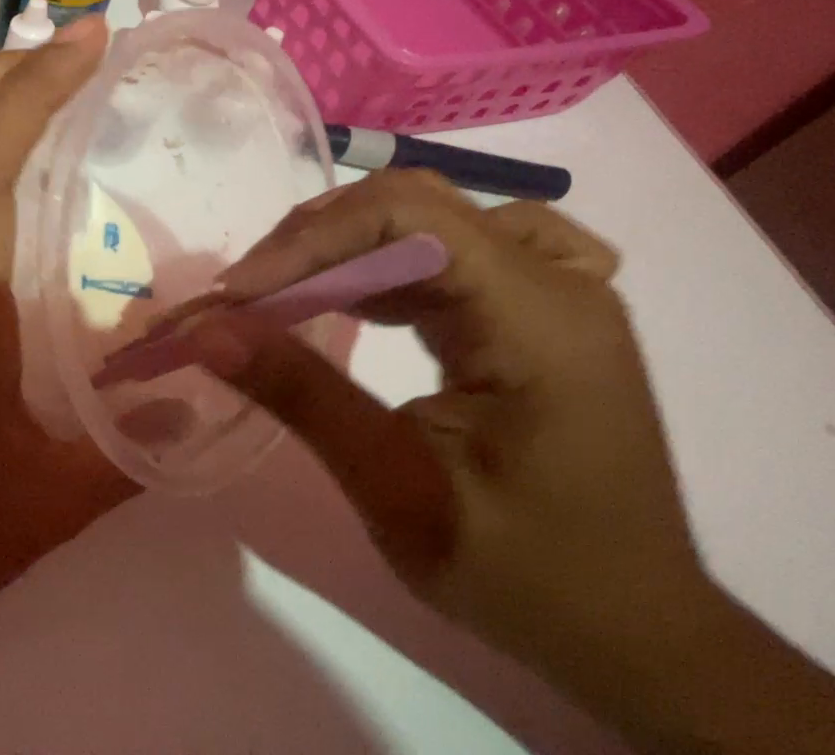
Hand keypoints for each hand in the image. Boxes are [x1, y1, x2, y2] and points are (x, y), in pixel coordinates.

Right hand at [173, 170, 834, 751]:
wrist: (629, 628)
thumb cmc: (520, 569)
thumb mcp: (394, 485)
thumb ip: (301, 394)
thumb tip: (205, 329)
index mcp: (540, 322)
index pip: (409, 219)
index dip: (309, 240)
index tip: (236, 296)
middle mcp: (560, 286)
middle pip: (417, 205)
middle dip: (316, 239)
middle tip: (248, 298)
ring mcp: (557, 295)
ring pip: (432, 219)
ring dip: (346, 246)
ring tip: (286, 295)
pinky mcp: (539, 315)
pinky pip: (453, 251)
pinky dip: (384, 263)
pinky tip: (352, 299)